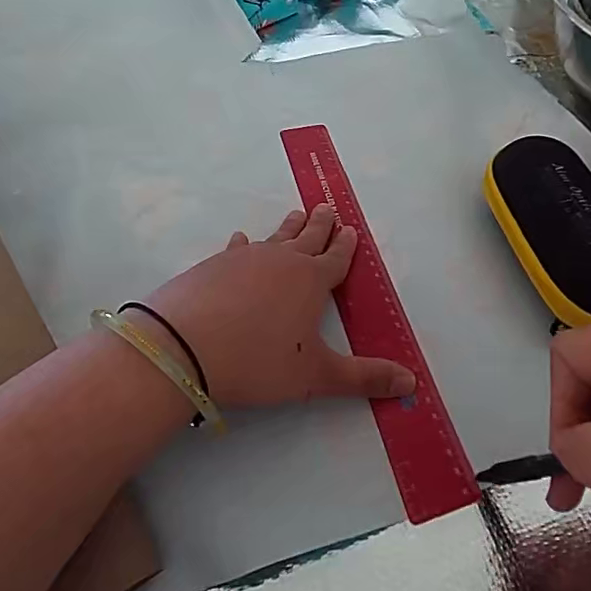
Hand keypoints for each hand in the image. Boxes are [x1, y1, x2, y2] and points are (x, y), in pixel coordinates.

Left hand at [139, 205, 415, 409]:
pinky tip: (240, 240)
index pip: (336, 258)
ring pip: (274, 238)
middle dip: (321, 225)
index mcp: (312, 281)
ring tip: (296, 213)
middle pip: (308, 237)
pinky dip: (244, 244)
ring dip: (288, 227)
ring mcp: (243, 260)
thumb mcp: (316, 376)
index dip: (346, 246)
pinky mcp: (210, 266)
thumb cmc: (257, 361)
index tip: (352, 230)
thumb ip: (365, 378)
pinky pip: (236, 248)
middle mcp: (281, 262)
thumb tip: (413, 382)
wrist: (177, 349)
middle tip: (327, 207)